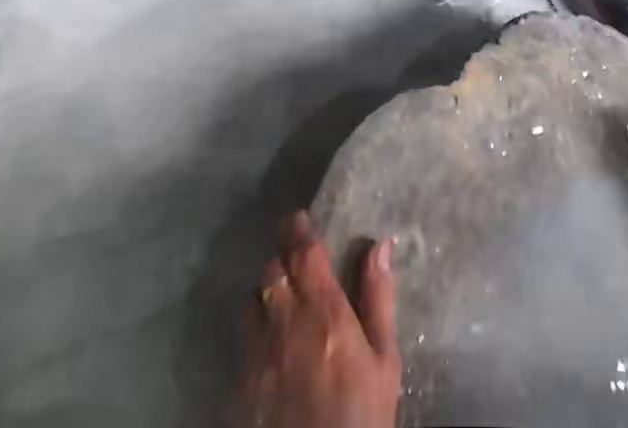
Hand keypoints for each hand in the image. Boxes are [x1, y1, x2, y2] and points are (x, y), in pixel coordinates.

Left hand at [231, 212, 401, 427]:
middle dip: (283, 256)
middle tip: (297, 260)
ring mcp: (260, 345)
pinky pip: (244, 329)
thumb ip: (378, 297)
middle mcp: (286, 319)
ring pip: (255, 294)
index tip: (301, 218)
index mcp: (325, 311)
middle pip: (274, 267)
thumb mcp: (385, 359)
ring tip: (283, 295)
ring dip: (268, 288)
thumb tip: (379, 245)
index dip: (300, 228)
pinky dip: (256, 320)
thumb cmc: (363, 412)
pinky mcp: (243, 372)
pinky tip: (270, 332)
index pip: (304, 251)